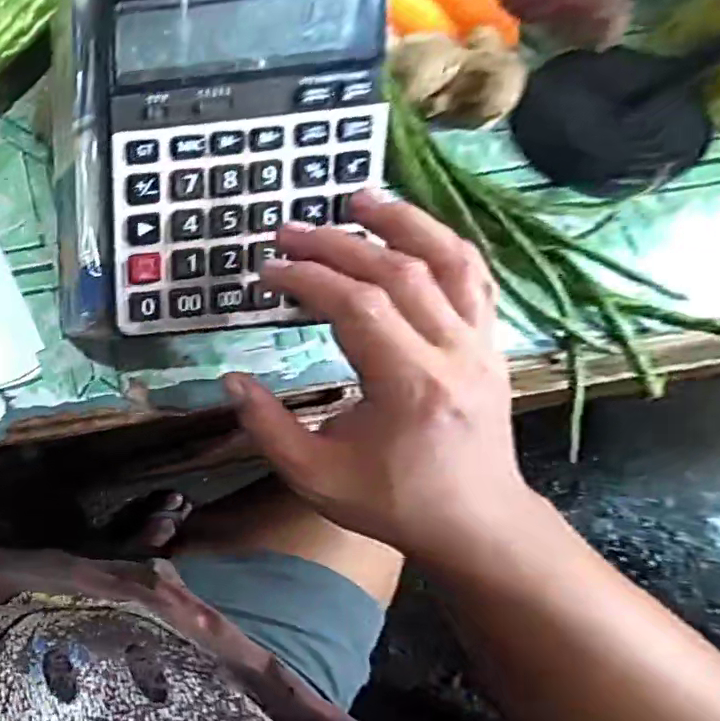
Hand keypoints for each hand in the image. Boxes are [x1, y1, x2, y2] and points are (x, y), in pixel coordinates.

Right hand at [223, 189, 542, 565]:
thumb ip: (267, 425)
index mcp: (409, 385)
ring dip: (403, 222)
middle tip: (289, 231)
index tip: (268, 271)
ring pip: (451, 260)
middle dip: (338, 243)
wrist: (475, 524)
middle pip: (398, 272)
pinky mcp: (487, 344)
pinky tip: (411, 232)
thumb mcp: (312, 474)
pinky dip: (441, 244)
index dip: (308, 279)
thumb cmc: (390, 502)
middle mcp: (452, 353)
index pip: (357, 306)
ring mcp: (479, 344)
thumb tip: (232, 380)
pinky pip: (473, 278)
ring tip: (361, 196)